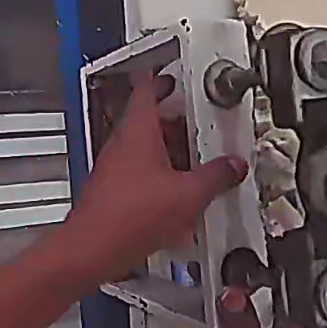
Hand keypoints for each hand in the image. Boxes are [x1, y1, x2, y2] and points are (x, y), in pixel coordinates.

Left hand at [52, 77, 247, 283]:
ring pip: (144, 150)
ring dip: (168, 153)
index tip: (173, 80)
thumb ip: (215, 177)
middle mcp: (121, 146)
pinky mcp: (113, 192)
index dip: (162, 81)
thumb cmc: (128, 216)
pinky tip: (176, 198)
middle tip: (197, 129)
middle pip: (149, 122)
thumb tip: (231, 168)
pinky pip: (139, 175)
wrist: (95, 248)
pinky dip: (158, 178)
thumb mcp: (188, 194)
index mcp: (137, 132)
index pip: (146, 91)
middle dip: (175, 125)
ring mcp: (114, 169)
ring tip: (193, 165)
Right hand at [207, 288, 326, 327]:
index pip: (294, 296)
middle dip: (252, 291)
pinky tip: (221, 323)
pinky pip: (239, 327)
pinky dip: (228, 322)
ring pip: (255, 312)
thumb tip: (233, 294)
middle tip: (234, 285)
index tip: (249, 272)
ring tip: (226, 306)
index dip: (271, 281)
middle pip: (274, 300)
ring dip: (238, 307)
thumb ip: (241, 323)